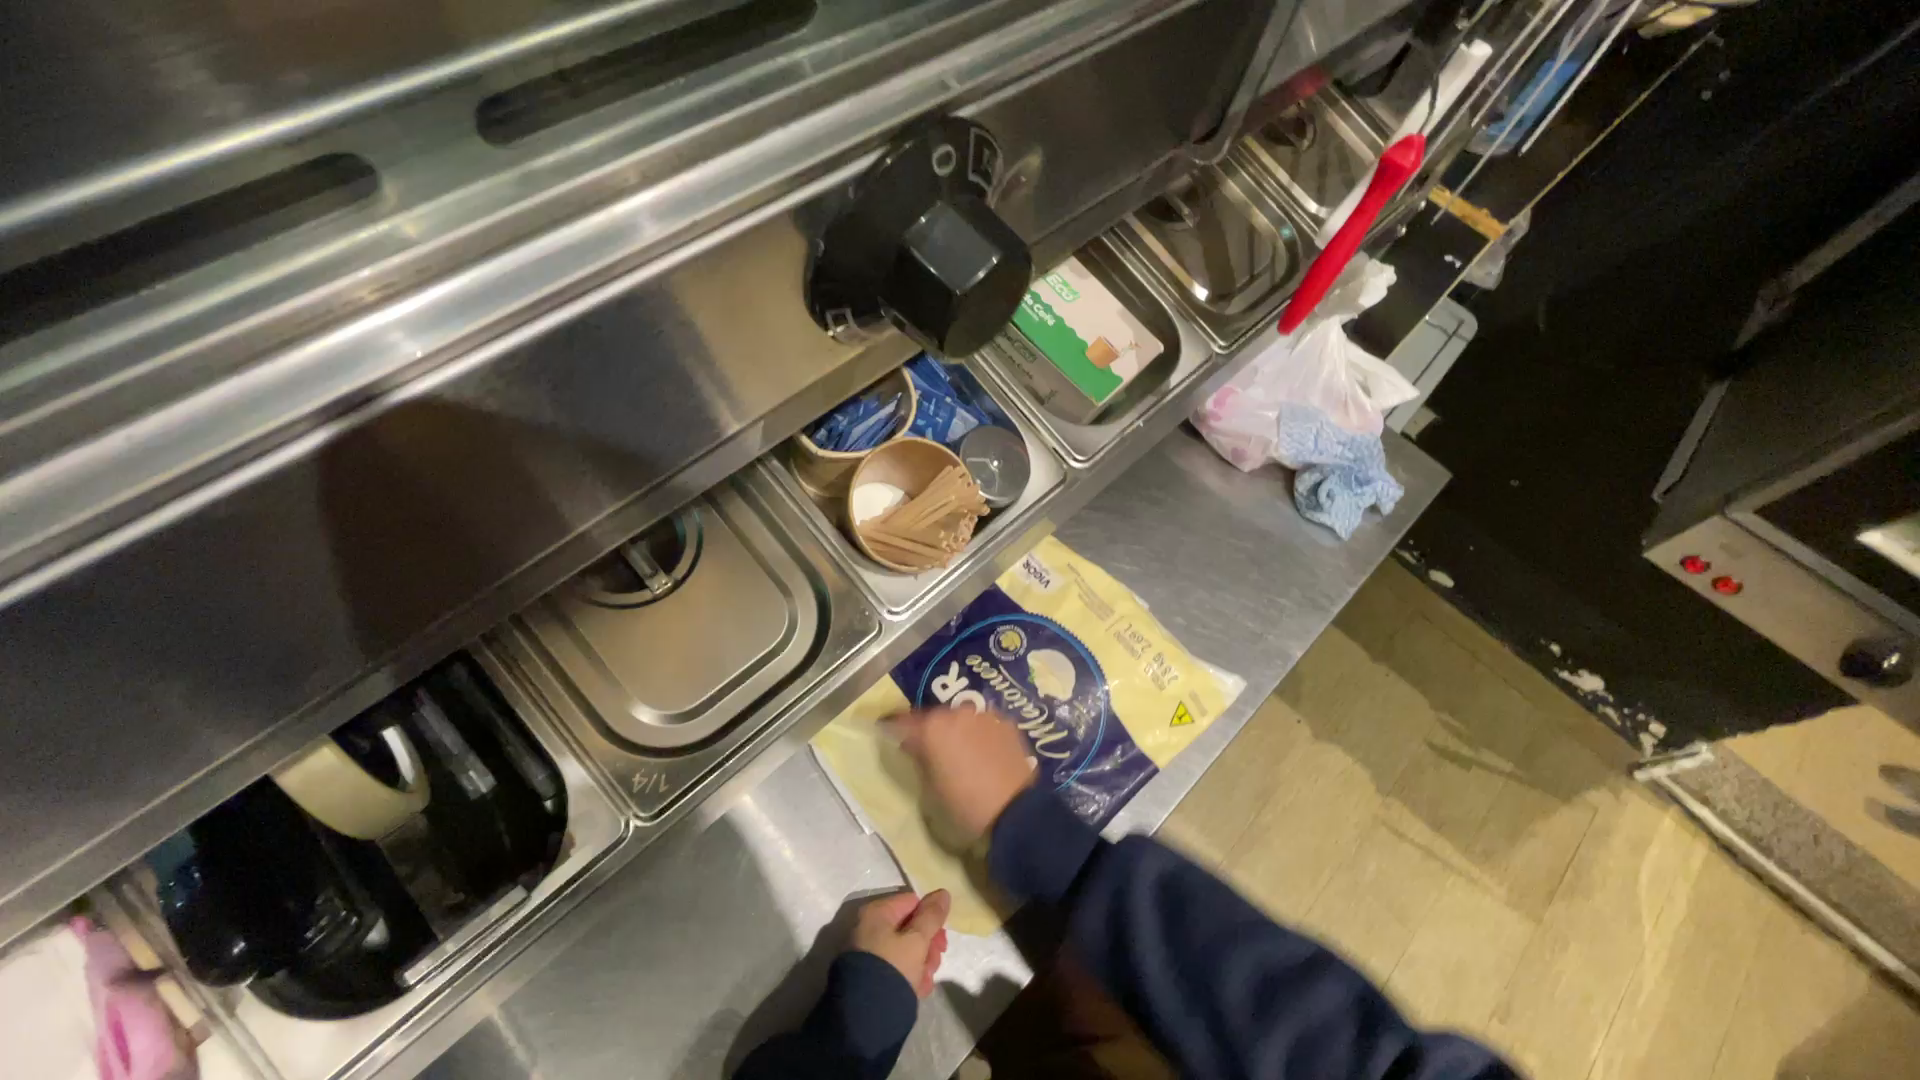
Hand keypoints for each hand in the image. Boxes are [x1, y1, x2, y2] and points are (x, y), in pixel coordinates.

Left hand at [850, 890, 951, 997]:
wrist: (866, 1014)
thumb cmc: (893, 967)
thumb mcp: (917, 940)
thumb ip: (932, 916)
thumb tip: (943, 893)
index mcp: (877, 913)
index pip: (913, 902)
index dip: (931, 919)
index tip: (941, 941)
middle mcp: (869, 927)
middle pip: (910, 927)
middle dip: (928, 946)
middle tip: (935, 963)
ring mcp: (868, 951)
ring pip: (905, 949)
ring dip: (921, 963)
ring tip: (925, 981)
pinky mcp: (870, 973)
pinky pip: (895, 966)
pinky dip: (909, 975)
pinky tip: (918, 989)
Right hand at [887, 707, 1037, 843]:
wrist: (1015, 814)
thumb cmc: (964, 808)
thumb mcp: (929, 792)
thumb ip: (920, 762)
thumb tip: (918, 749)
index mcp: (931, 729)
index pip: (901, 723)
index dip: (892, 730)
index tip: (887, 735)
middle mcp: (956, 714)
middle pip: (934, 718)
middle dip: (928, 731)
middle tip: (927, 749)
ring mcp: (984, 716)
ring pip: (961, 718)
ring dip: (956, 730)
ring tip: (959, 751)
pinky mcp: (1007, 724)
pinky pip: (984, 725)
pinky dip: (979, 734)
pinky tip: (983, 752)